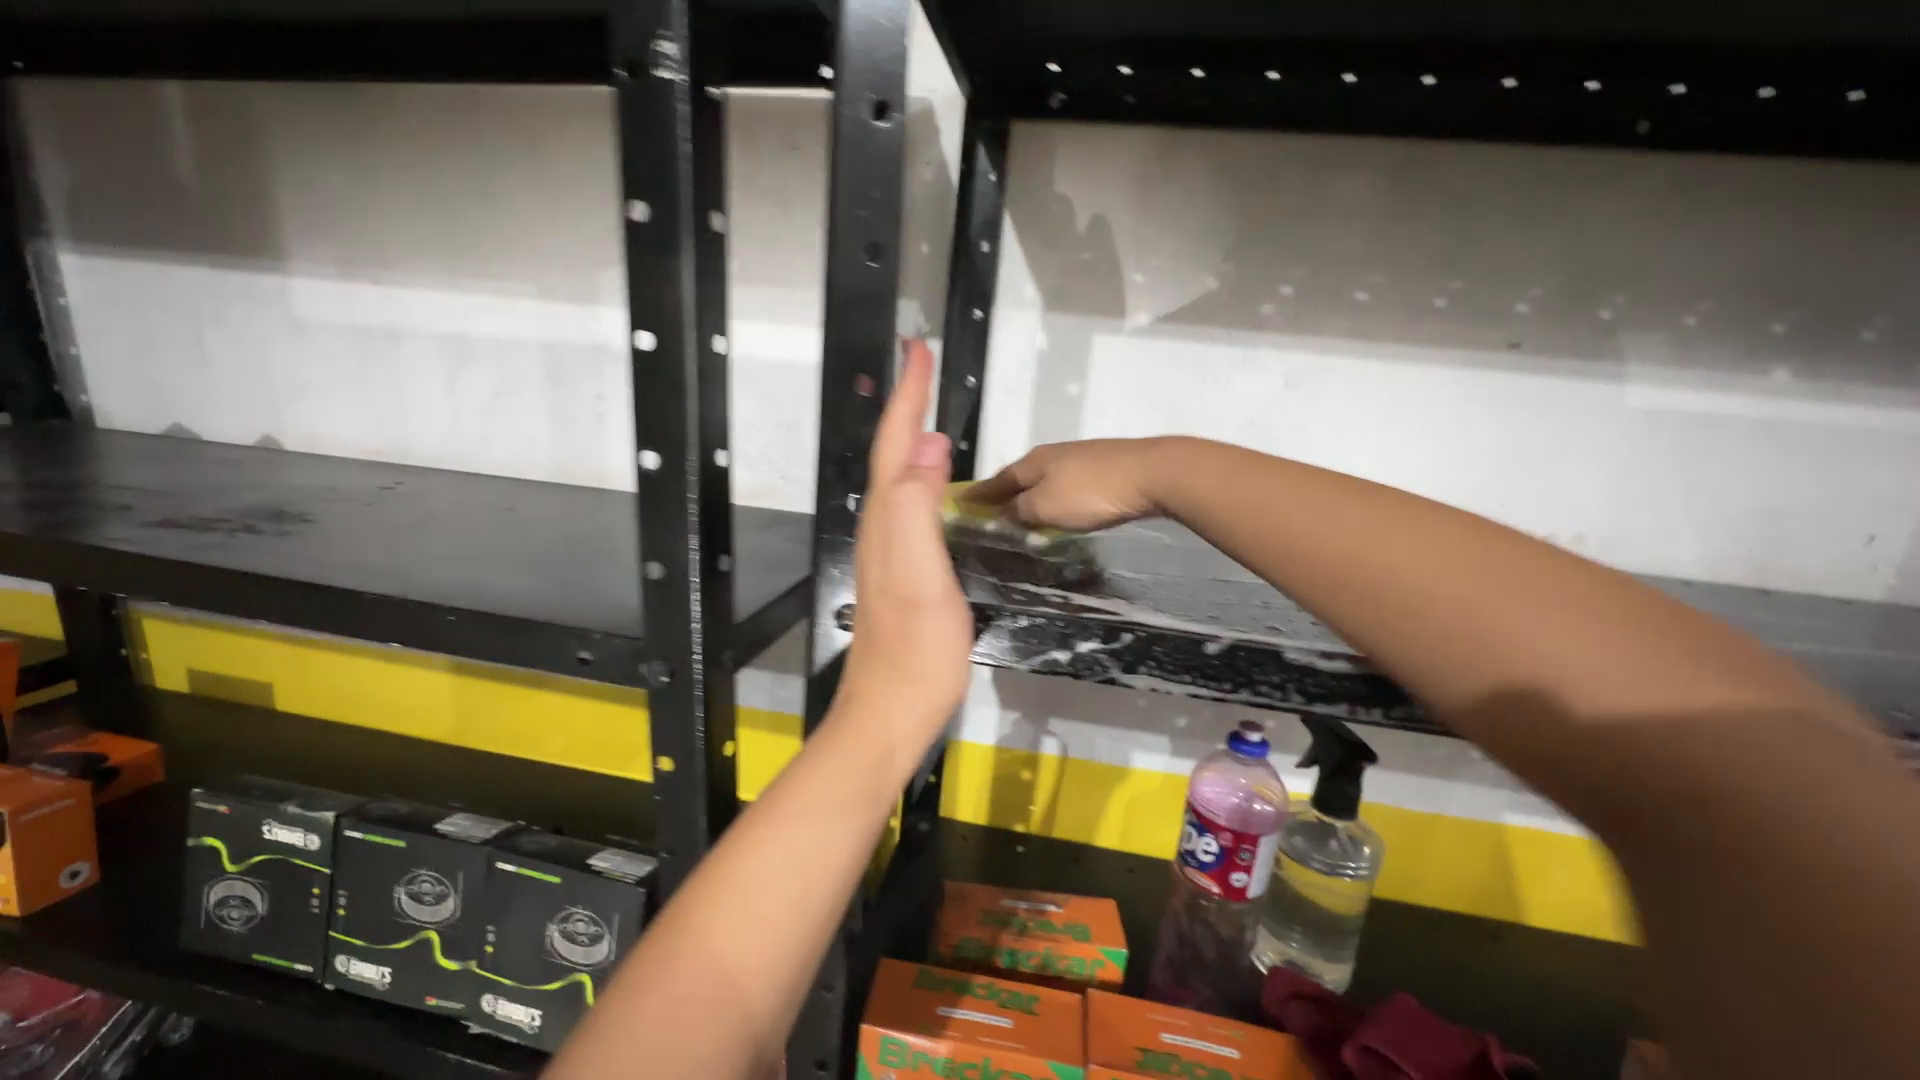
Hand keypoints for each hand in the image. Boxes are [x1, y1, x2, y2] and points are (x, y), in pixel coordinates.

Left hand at [835, 341, 973, 746]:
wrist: (893, 709)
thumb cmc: (914, 649)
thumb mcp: (920, 574)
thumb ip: (917, 508)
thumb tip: (927, 444)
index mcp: (887, 519)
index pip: (896, 444)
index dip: (907, 396)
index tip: (917, 348)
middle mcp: (881, 527)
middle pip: (891, 454)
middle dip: (905, 404)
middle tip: (922, 365)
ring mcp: (889, 552)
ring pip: (898, 478)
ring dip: (909, 437)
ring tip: (927, 408)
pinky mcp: (903, 573)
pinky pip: (910, 506)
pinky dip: (922, 478)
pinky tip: (935, 483)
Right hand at [964, 437, 1182, 531]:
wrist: (1153, 474)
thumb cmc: (1091, 492)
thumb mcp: (1046, 507)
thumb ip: (1019, 510)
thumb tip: (1000, 514)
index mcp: (1033, 462)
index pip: (997, 480)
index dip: (979, 494)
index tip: (960, 502)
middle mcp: (1052, 455)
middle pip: (1020, 476)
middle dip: (1003, 492)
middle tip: (988, 510)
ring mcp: (1080, 459)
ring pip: (1044, 478)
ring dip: (1029, 494)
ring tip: (1020, 511)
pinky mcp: (1103, 468)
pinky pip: (1065, 484)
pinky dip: (1053, 496)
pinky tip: (1058, 506)